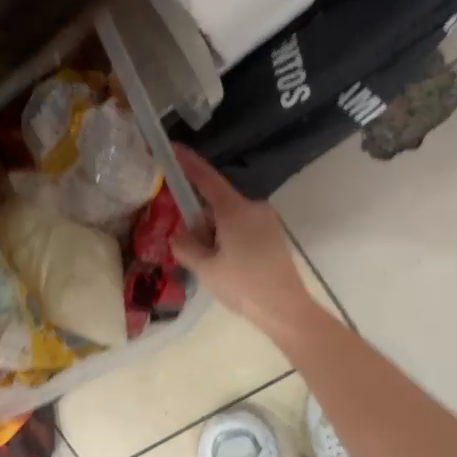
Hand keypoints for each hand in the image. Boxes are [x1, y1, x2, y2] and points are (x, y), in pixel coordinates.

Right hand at [170, 146, 321, 338]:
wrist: (284, 309)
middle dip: (200, 222)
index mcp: (235, 210)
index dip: (188, 164)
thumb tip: (177, 236)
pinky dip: (228, 242)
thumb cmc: (243, 286)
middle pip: (216, 205)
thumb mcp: (205, 268)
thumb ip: (185, 247)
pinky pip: (241, 229)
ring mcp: (266, 221)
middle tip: (193, 253)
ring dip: (214, 236)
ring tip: (213, 267)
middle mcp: (253, 208)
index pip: (206, 179)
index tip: (173, 148)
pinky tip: (228, 268)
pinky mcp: (272, 236)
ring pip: (228, 219)